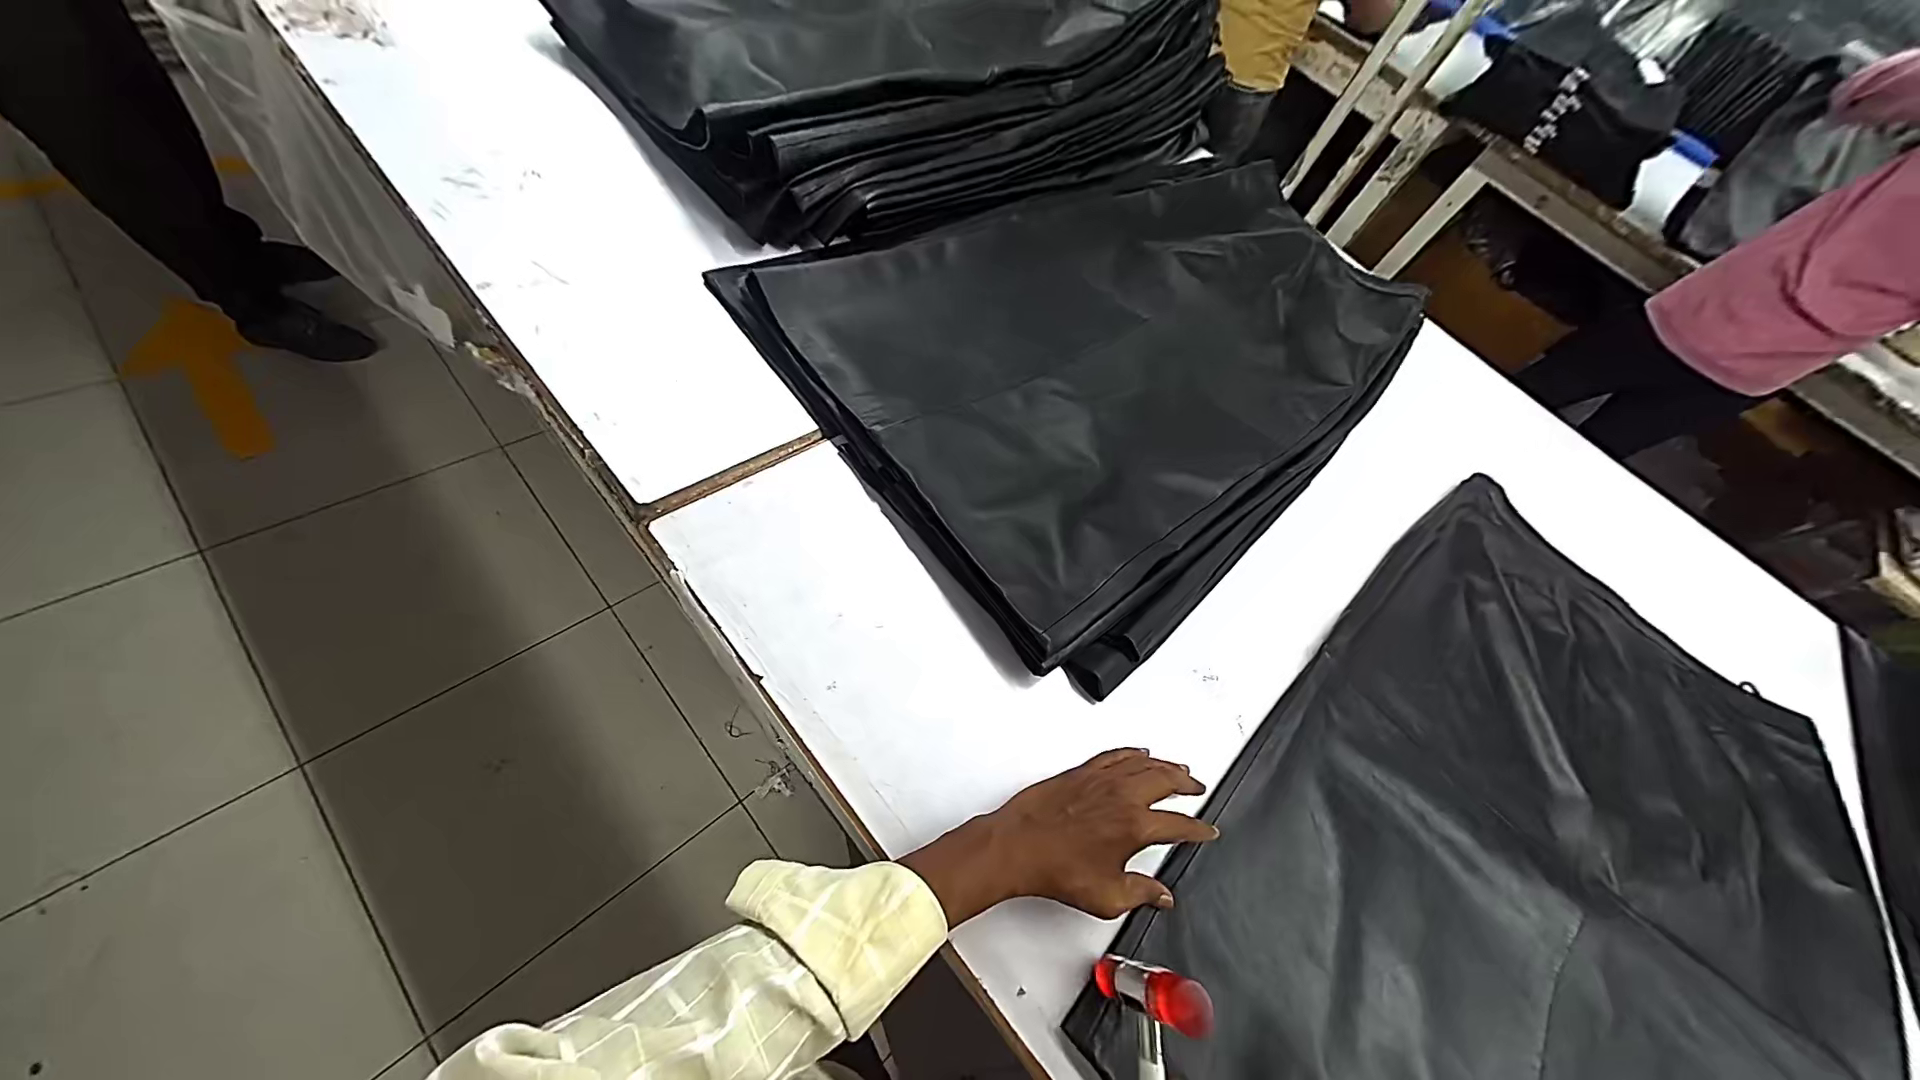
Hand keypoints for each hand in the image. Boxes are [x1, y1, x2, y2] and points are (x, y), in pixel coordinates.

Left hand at [899, 748, 1218, 925]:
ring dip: (1165, 764)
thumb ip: (1140, 893)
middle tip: (1197, 787)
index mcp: (1133, 826)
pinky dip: (1131, 752)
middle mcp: (1120, 796)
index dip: (1198, 828)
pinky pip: (1114, 755)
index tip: (1206, 829)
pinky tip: (1137, 753)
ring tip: (1178, 768)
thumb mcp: (1107, 896)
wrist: (1017, 846)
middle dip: (1187, 784)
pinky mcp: (1080, 772)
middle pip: (1165, 781)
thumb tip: (1159, 895)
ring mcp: (1100, 780)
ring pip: (1143, 763)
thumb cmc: (1054, 868)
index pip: (1178, 824)